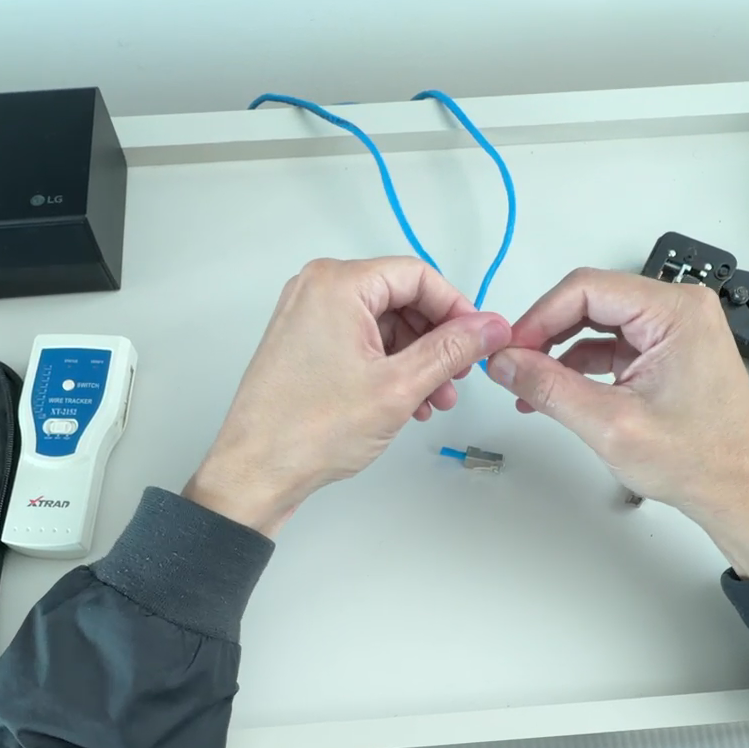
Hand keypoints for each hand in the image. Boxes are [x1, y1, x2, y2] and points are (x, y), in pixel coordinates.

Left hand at [185, 257, 510, 536]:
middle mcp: (317, 291)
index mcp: (338, 284)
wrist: (258, 471)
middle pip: (400, 300)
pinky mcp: (303, 346)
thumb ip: (451, 350)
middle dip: (435, 342)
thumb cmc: (311, 430)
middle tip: (456, 378)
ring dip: (415, 361)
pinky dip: (388, 369)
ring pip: (382, 327)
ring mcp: (307, 318)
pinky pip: (359, 344)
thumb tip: (490, 327)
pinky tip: (406, 403)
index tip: (477, 340)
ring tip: (433, 401)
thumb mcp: (399, 387)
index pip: (417, 276)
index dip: (456, 308)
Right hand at [486, 268, 748, 577]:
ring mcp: (672, 332)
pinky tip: (554, 393)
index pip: (586, 289)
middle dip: (544, 334)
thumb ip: (549, 388)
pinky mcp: (664, 354)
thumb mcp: (609, 424)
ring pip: (595, 325)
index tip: (508, 350)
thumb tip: (505, 363)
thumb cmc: (699, 460)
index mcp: (674, 312)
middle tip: (511, 367)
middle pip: (589, 302)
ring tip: (526, 386)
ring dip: (557, 353)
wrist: (736, 492)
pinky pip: (609, 347)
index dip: (538, 317)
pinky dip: (577, 367)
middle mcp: (677, 311)